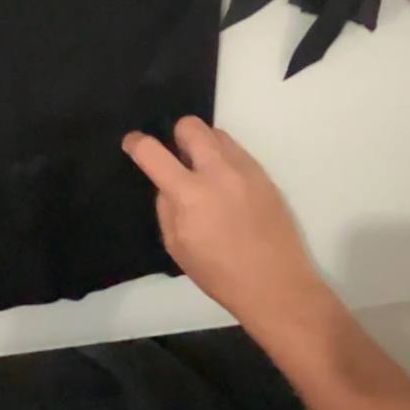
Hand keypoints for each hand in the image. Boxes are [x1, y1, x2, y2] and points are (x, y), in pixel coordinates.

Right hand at [123, 117, 320, 325]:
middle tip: (176, 158)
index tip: (132, 144)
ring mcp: (246, 170)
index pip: (153, 152)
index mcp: (190, 194)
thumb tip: (167, 185)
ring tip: (203, 171)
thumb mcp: (176, 246)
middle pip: (191, 126)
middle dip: (176, 135)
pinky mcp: (265, 176)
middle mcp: (218, 172)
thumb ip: (166, 207)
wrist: (277, 284)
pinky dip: (223, 159)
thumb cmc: (219, 273)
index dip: (136, 143)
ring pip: (217, 133)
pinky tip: (226, 186)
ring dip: (202, 144)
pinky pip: (237, 151)